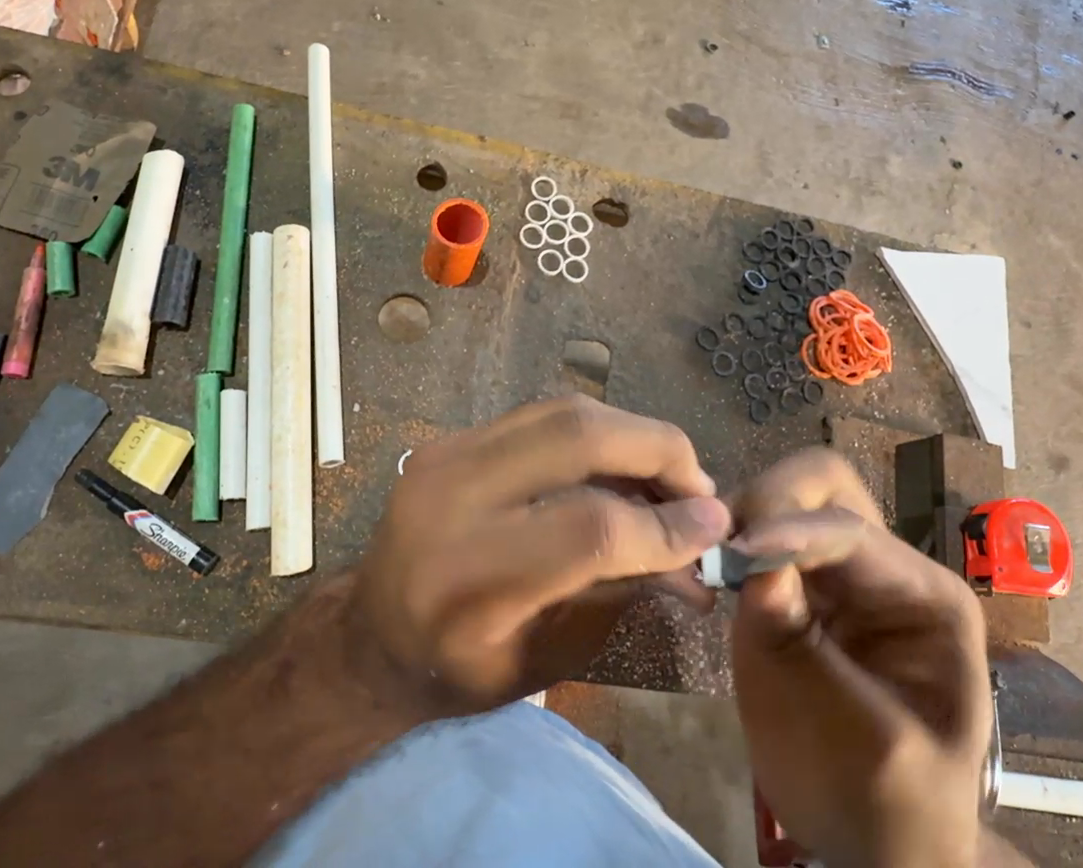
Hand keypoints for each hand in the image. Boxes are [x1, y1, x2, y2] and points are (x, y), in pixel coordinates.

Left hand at [354, 396, 730, 716]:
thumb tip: (701, 560)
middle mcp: (453, 501)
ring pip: (563, 412)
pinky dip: (594, 434)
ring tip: (666, 477)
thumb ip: (621, 596)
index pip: (589, 529)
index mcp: (471, 580)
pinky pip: (540, 417)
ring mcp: (445, 456)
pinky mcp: (448, 440)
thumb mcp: (546, 657)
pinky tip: (619, 467)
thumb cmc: (459, 670)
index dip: (665, 525)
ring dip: (631, 435)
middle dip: (659, 452)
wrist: (369, 634)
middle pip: (578, 436)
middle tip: (699, 488)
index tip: (714, 529)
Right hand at [730, 449, 991, 867]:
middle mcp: (884, 570)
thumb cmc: (886, 802)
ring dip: (742, 519)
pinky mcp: (794, 595)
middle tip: (721, 547)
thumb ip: (803, 653)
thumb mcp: (859, 741)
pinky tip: (709, 577)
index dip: (790, 531)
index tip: (733, 554)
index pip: (851, 532)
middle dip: (769, 501)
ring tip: (708, 563)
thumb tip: (752, 566)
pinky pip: (759, 544)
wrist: (873, 844)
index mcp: (925, 597)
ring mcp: (837, 578)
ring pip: (785, 503)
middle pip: (824, 489)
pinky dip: (730, 547)